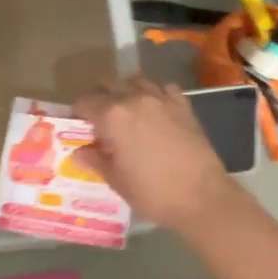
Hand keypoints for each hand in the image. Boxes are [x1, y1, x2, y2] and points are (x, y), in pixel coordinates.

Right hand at [74, 77, 240, 232]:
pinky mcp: (184, 106)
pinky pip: (164, 89)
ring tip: (125, 111)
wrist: (201, 196)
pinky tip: (154, 111)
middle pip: (109, 85)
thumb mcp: (116, 179)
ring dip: (126, 92)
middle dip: (99, 98)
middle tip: (97, 119)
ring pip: (136, 82)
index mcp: (113, 116)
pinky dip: (154, 94)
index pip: (85, 102)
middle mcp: (136, 99)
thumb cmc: (151, 192)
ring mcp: (162, 99)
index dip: (77, 112)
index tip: (76, 125)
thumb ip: (95, 160)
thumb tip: (79, 152)